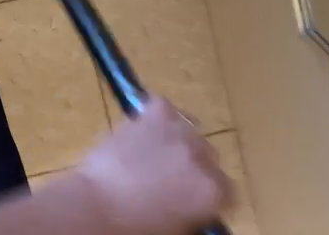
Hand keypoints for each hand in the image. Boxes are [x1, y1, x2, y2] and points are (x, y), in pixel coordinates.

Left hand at [72, 97, 232, 234]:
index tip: (196, 198)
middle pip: (210, 157)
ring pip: (190, 130)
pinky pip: (164, 107)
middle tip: (173, 177)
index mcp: (213, 191)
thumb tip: (195, 203)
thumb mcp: (179, 227)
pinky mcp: (153, 112)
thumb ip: (196, 212)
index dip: (210, 194)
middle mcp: (202, 157)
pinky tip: (149, 127)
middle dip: (196, 167)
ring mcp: (178, 131)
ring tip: (160, 151)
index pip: (227, 190)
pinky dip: (159, 115)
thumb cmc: (139, 226)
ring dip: (180, 140)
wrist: (101, 204)